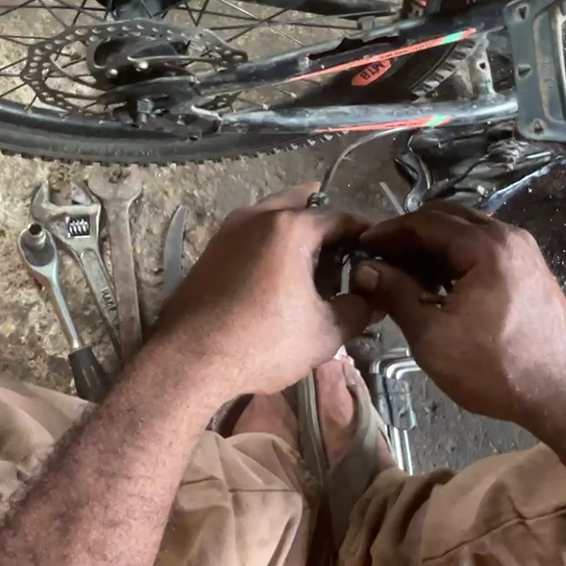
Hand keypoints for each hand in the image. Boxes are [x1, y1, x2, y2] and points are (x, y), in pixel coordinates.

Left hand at [147, 185, 375, 403]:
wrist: (190, 360)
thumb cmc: (262, 342)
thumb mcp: (324, 332)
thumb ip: (358, 309)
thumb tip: (373, 298)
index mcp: (289, 227)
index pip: (339, 217)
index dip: (363, 234)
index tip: (375, 253)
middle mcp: (256, 216)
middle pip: (301, 205)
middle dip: (326, 223)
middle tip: (345, 252)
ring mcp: (228, 231)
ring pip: (272, 217)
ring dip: (296, 231)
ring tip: (315, 265)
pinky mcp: (211, 250)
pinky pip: (252, 235)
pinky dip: (271, 244)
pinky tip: (280, 276)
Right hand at [352, 202, 565, 427]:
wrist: (562, 398)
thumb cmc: (495, 369)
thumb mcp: (432, 336)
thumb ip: (395, 294)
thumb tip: (364, 269)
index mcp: (486, 246)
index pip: (426, 221)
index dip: (389, 231)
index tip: (362, 246)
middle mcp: (509, 237)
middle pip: (448, 218)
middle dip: (410, 234)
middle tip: (381, 258)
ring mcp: (525, 253)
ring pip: (468, 232)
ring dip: (433, 245)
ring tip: (404, 272)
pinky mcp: (531, 271)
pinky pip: (485, 248)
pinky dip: (456, 256)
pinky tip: (437, 284)